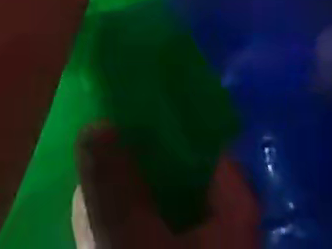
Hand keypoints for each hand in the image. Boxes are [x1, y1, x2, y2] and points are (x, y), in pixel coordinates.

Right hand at [74, 127, 259, 247]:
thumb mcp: (141, 246)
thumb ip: (119, 191)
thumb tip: (96, 125)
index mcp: (236, 202)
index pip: (202, 139)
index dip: (166, 117)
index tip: (127, 97)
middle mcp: (230, 218)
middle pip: (183, 173)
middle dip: (143, 156)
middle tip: (100, 130)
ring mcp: (211, 244)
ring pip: (170, 206)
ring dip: (137, 189)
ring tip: (95, 161)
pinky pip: (165, 230)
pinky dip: (139, 220)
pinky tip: (106, 215)